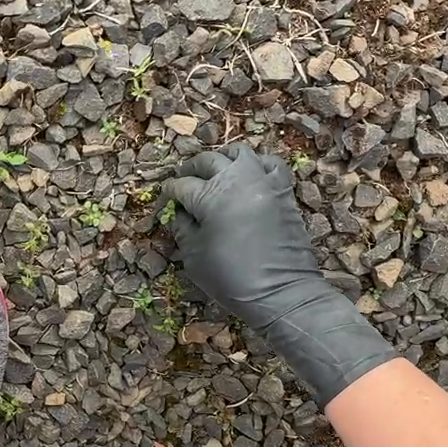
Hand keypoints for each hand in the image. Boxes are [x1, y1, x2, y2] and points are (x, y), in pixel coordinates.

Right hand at [161, 144, 396, 407]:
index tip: (165, 203)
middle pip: (206, 161)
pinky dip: (256, 164)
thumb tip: (179, 213)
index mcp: (208, 197)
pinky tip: (249, 175)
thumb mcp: (193, 257)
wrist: (282, 293)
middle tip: (184, 182)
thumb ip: (182, 229)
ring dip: (222, 159)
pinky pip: (270, 163)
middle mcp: (235, 180)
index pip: (179, 185)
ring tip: (215, 172)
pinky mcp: (283, 189)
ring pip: (238, 153)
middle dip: (190, 170)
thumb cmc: (231, 278)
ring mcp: (262, 181)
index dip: (168, 194)